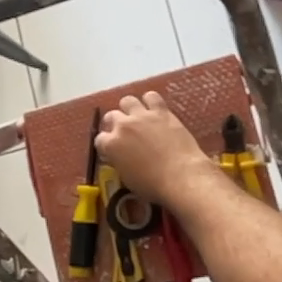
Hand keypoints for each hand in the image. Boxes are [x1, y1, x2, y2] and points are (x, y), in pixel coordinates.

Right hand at [94, 92, 220, 205]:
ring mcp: (142, 116)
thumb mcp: (127, 178)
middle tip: (123, 133)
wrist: (181, 176)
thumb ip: (119, 162)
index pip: (100, 139)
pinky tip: (153, 109)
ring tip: (136, 117)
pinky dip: (150, 101)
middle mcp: (123, 125)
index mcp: (111, 145)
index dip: (106, 145)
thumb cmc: (153, 185)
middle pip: (111, 116)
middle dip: (114, 124)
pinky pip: (151, 96)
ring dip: (129, 109)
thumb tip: (120, 157)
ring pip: (127, 101)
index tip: (112, 150)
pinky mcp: (161, 111)